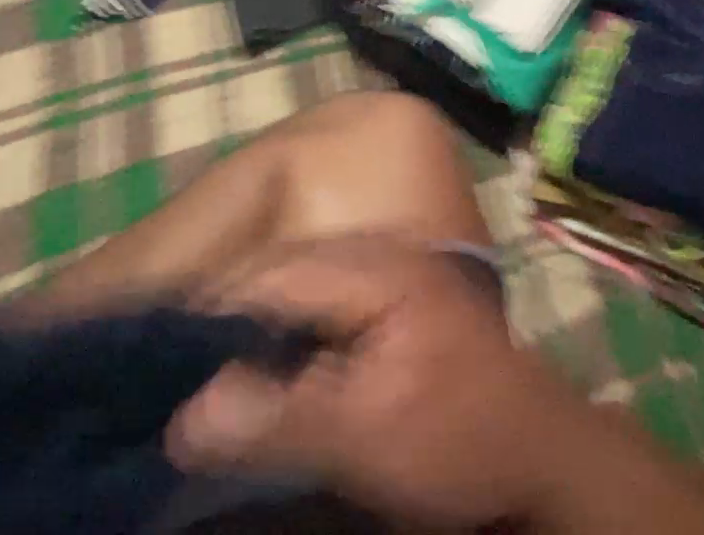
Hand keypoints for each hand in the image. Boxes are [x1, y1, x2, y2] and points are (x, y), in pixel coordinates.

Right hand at [166, 235, 580, 527]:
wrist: (539, 453)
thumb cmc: (463, 436)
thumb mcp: (370, 433)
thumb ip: (279, 418)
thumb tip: (183, 418)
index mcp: (377, 263)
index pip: (271, 271)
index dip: (213, 311)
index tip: (163, 356)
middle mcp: (377, 250)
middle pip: (278, 270)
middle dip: (228, 314)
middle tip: (176, 363)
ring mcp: (383, 273)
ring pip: (293, 287)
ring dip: (252, 325)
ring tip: (205, 367)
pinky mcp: (385, 302)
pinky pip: (315, 305)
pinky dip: (282, 333)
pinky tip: (261, 367)